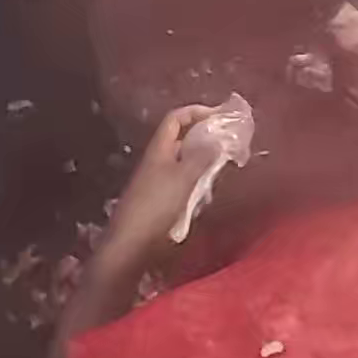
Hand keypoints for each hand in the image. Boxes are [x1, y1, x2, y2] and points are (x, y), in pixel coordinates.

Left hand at [106, 103, 221, 252]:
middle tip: (228, 141)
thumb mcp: (183, 178)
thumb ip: (202, 157)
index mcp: (160, 148)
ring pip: (184, 161)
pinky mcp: (160, 200)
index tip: (219, 115)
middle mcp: (157, 160)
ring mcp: (157, 180)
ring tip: (223, 165)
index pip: (176, 118)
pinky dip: (197, 181)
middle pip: (181, 139)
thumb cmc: (156, 206)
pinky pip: (183, 181)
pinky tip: (208, 191)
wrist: (129, 246)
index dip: (196, 111)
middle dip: (204, 137)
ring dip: (203, 161)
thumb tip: (217, 138)